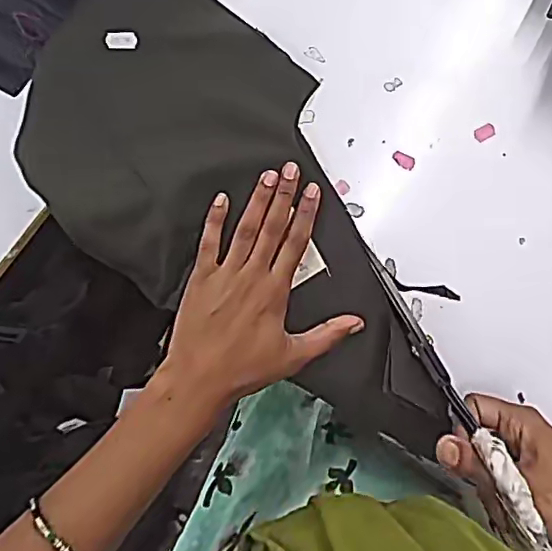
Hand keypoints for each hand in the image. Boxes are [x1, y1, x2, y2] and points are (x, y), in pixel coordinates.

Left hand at [152, 161, 363, 418]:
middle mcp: (251, 276)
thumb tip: (353, 323)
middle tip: (291, 171)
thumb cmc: (240, 369)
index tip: (312, 194)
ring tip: (267, 177)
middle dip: (285, 196)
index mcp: (274, 291)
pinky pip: (209, 242)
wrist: (198, 379)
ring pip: (245, 228)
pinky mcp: (202, 278)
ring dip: (258, 201)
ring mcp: (225, 274)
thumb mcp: (293, 355)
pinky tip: (222, 200)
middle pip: (273, 227)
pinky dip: (215, 220)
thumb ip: (327, 335)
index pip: (296, 243)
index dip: (306, 214)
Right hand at [437, 394, 551, 550]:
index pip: (471, 407)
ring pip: (485, 467)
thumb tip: (446, 445)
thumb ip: (477, 464)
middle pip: (476, 440)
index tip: (468, 462)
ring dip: (492, 493)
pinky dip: (502, 504)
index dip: (462, 434)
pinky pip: (498, 486)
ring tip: (514, 508)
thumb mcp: (518, 489)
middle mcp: (526, 434)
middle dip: (479, 471)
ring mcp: (528, 458)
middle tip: (498, 490)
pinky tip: (518, 518)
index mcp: (524, 422)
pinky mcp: (530, 481)